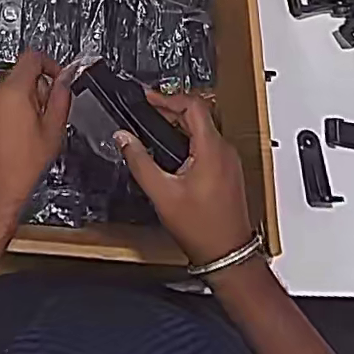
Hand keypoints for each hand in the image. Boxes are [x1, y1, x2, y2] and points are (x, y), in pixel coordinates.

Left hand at [0, 50, 71, 224]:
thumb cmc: (23, 165)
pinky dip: (11, 111)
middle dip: (39, 87)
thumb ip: (62, 96)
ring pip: (11, 89)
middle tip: (48, 112)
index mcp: (14, 91)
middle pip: (22, 73)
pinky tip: (19, 135)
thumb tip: (66, 77)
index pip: (33, 57)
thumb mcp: (54, 128)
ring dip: (26, 100)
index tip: (58, 81)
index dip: (50, 65)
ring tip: (34, 128)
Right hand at [114, 89, 253, 264]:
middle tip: (150, 111)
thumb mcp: (162, 193)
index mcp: (211, 148)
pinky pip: (209, 144)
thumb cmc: (202, 229)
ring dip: (180, 125)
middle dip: (171, 110)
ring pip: (204, 129)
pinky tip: (174, 152)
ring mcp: (229, 160)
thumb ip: (140, 162)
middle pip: (198, 114)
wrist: (227, 255)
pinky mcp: (229, 171)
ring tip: (157, 129)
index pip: (193, 105)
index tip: (150, 98)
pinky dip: (190, 140)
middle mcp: (225, 150)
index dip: (168, 97)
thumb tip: (124, 138)